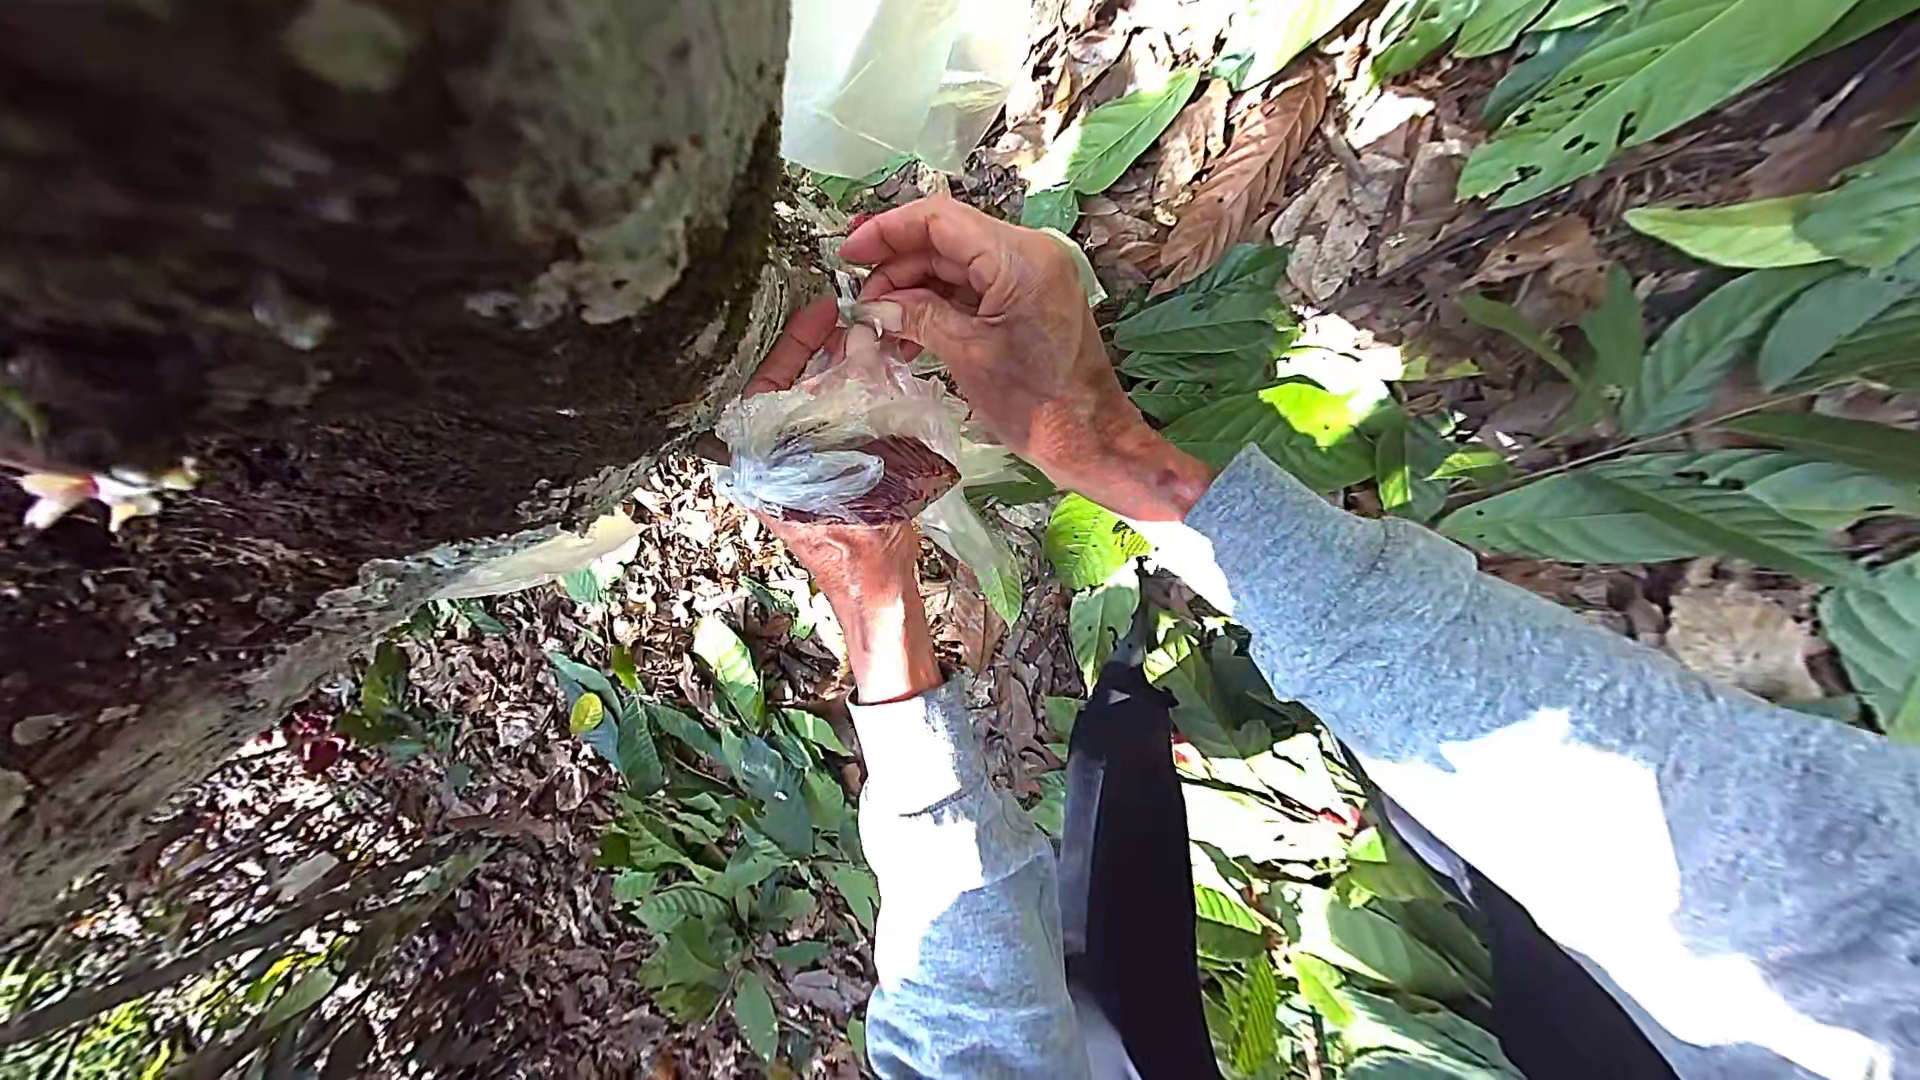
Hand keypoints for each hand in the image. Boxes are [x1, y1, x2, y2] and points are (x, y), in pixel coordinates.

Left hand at [743, 297, 942, 703]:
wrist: (881, 595)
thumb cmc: (863, 552)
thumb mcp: (861, 473)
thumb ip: (858, 408)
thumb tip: (858, 344)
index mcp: (764, 465)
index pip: (767, 388)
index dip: (794, 346)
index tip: (821, 313)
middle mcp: (777, 464)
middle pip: (796, 392)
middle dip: (827, 355)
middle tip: (855, 323)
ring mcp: (804, 470)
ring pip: (821, 407)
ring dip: (848, 375)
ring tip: (876, 344)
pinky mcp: (830, 475)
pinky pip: (841, 426)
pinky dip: (862, 400)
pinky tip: (884, 379)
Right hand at [842, 196, 1214, 521]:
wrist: (1088, 439)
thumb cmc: (1034, 405)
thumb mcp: (968, 356)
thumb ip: (919, 318)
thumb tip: (874, 306)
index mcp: (1018, 258)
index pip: (940, 219)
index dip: (887, 231)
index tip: (849, 254)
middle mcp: (1028, 253)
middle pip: (946, 241)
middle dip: (898, 269)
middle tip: (863, 304)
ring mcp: (1031, 277)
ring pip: (956, 268)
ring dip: (915, 292)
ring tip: (881, 326)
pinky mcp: (1029, 302)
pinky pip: (975, 292)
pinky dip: (941, 308)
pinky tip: (910, 333)